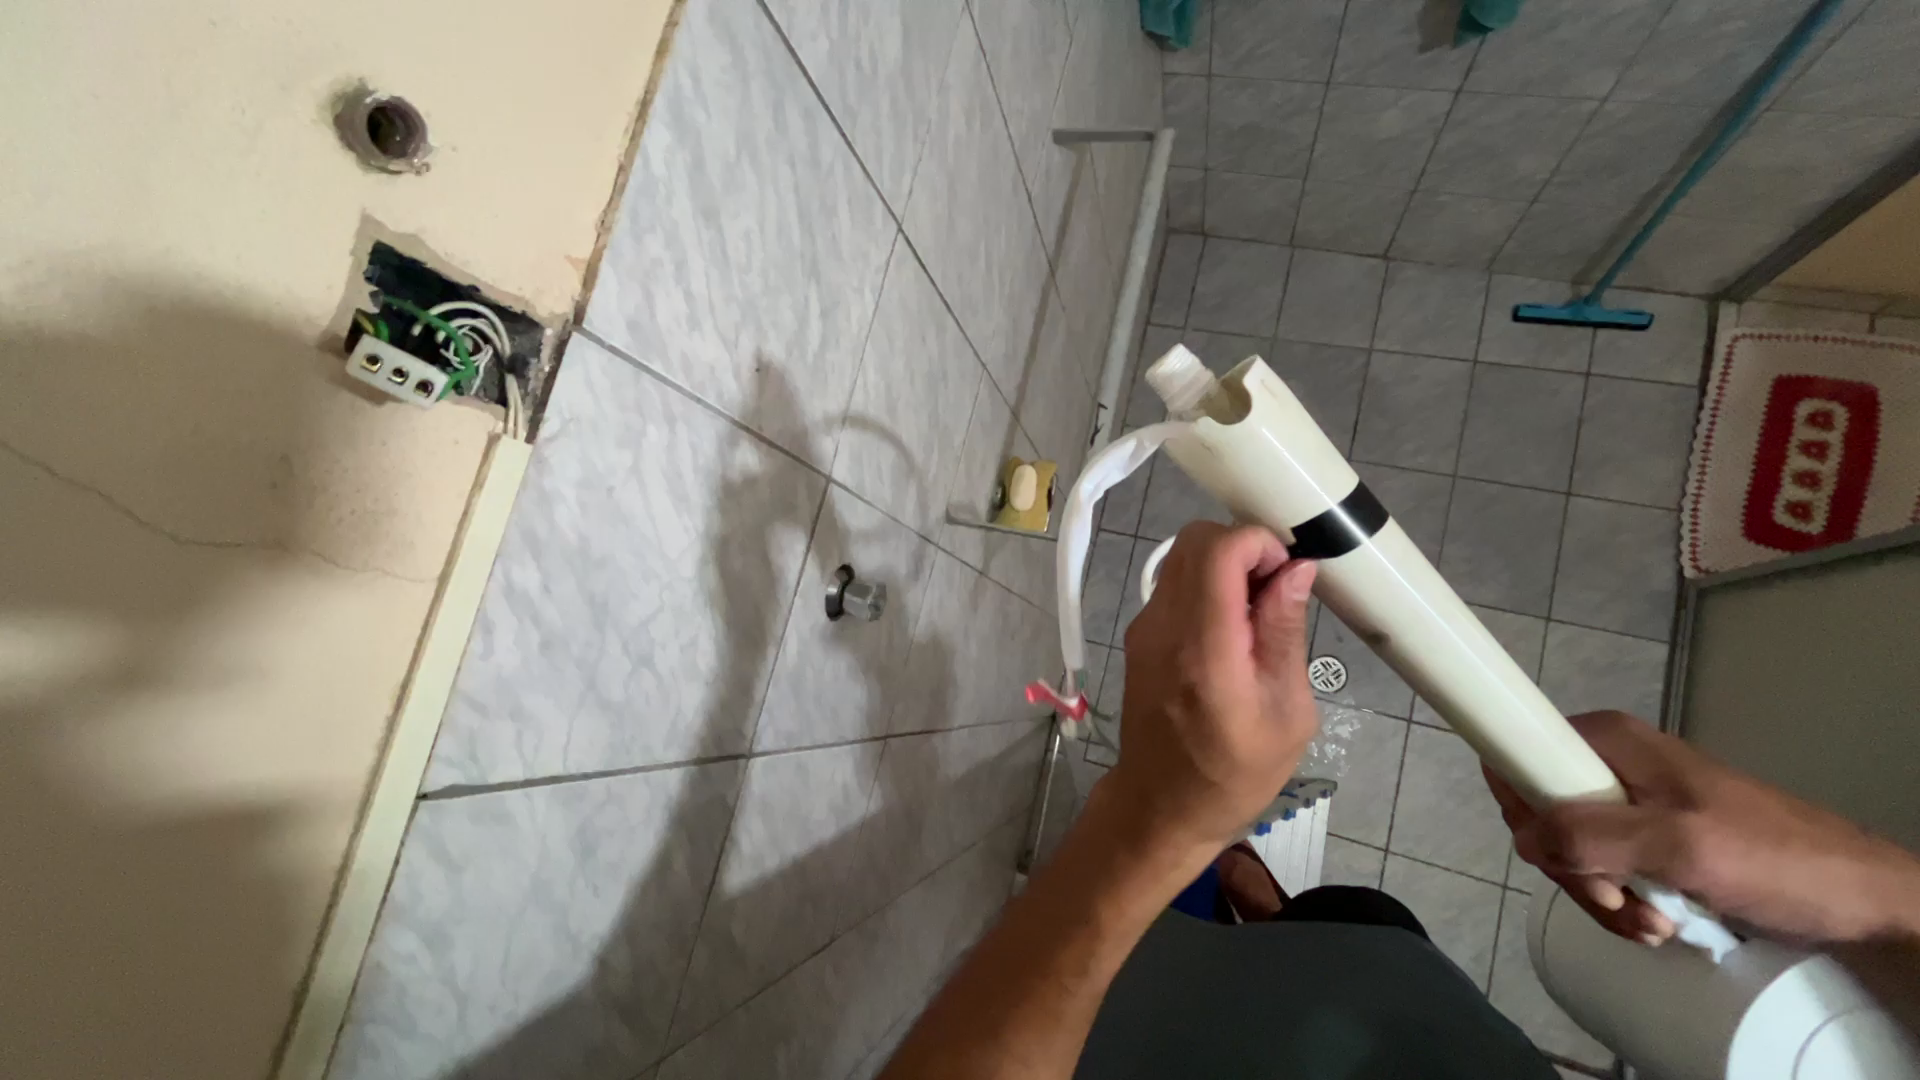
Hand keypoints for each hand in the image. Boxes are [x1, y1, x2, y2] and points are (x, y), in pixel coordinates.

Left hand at [1099, 522, 1319, 865]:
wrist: (1160, 805)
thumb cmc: (1234, 773)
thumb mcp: (1286, 713)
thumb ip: (1284, 632)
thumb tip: (1296, 567)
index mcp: (1204, 648)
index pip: (1216, 551)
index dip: (1258, 542)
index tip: (1288, 572)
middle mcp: (1163, 626)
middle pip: (1193, 542)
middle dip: (1243, 547)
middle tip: (1277, 590)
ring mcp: (1143, 628)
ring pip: (1180, 559)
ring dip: (1223, 565)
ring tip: (1256, 613)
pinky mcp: (1138, 636)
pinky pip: (1173, 586)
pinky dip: (1205, 586)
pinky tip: (1230, 628)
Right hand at [1486, 711, 1919, 945]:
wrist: (1874, 902)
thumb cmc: (1778, 860)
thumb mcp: (1680, 846)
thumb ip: (1593, 836)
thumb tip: (1524, 841)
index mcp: (1605, 742)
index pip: (1516, 756)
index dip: (1519, 807)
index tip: (1554, 853)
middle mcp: (1606, 762)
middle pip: (1539, 810)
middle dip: (1569, 866)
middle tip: (1614, 899)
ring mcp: (1626, 798)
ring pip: (1567, 843)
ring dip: (1597, 891)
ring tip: (1649, 921)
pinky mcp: (1645, 832)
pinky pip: (1599, 861)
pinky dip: (1617, 898)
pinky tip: (1653, 919)